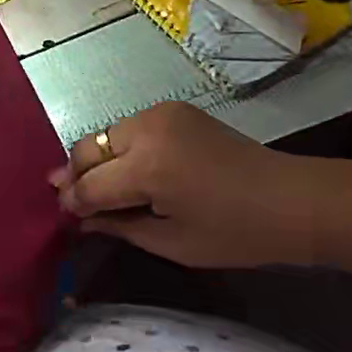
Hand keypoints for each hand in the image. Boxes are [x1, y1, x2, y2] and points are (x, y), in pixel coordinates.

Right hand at [49, 101, 332, 268]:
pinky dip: (120, 147)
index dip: (73, 201)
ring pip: (106, 134)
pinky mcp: (173, 108)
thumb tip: (80, 218)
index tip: (61, 214)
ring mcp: (160, 112)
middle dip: (75, 173)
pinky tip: (125, 168)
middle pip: (88, 147)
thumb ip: (119, 225)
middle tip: (63, 195)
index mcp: (148, 167)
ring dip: (96, 158)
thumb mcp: (172, 242)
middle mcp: (146, 128)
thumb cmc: (235, 233)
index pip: (91, 183)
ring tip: (94, 184)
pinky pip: (130, 127)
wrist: (290, 199)